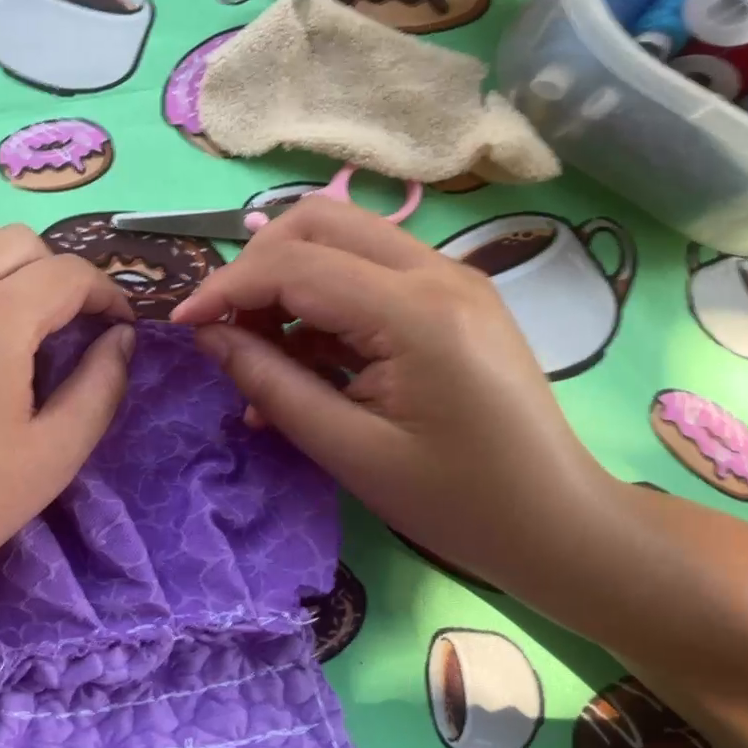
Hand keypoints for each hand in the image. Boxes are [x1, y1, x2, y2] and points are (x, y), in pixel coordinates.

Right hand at [170, 198, 620, 589]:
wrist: (565, 526)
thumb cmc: (459, 503)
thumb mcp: (348, 451)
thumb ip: (270, 382)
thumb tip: (207, 335)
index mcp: (417, 313)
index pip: (295, 265)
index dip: (226, 288)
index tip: (182, 326)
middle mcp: (437, 272)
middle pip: (317, 221)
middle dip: (255, 265)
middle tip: (227, 326)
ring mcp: (449, 278)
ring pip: (339, 235)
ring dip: (285, 277)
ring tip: (260, 349)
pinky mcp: (450, 295)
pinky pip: (363, 269)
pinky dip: (317, 298)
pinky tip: (301, 357)